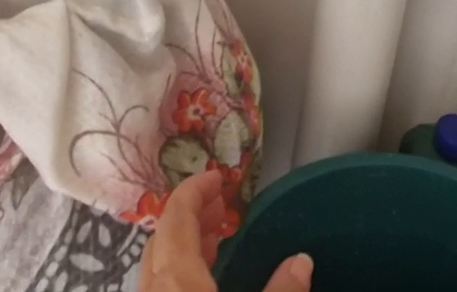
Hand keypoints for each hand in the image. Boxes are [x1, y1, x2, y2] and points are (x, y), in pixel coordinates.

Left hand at [141, 170, 312, 291]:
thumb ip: (280, 290)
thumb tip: (302, 260)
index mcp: (176, 278)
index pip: (176, 216)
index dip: (195, 190)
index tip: (218, 177)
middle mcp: (154, 288)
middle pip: (164, 236)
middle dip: (193, 214)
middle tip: (222, 205)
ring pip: (159, 264)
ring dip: (186, 243)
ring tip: (217, 238)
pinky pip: (161, 285)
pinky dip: (180, 271)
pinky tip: (205, 281)